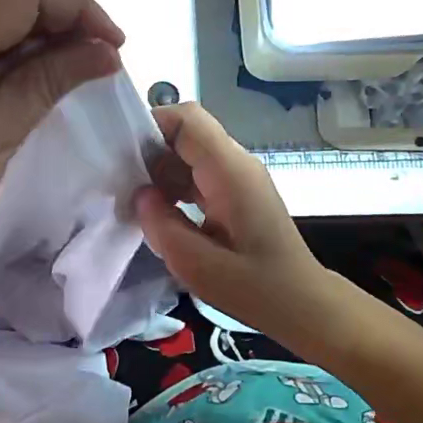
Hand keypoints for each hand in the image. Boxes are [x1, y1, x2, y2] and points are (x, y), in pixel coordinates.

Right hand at [134, 103, 329, 329]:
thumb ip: (162, 227)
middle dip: (150, 152)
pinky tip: (161, 214)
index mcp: (230, 172)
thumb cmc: (255, 288)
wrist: (301, 303)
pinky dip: (174, 186)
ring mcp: (238, 177)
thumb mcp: (199, 267)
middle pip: (186, 133)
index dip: (151, 126)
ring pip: (189, 153)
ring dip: (160, 172)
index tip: (121, 156)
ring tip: (137, 203)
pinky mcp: (235, 193)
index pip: (187, 119)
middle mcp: (236, 164)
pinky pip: (198, 173)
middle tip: (122, 185)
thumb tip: (141, 196)